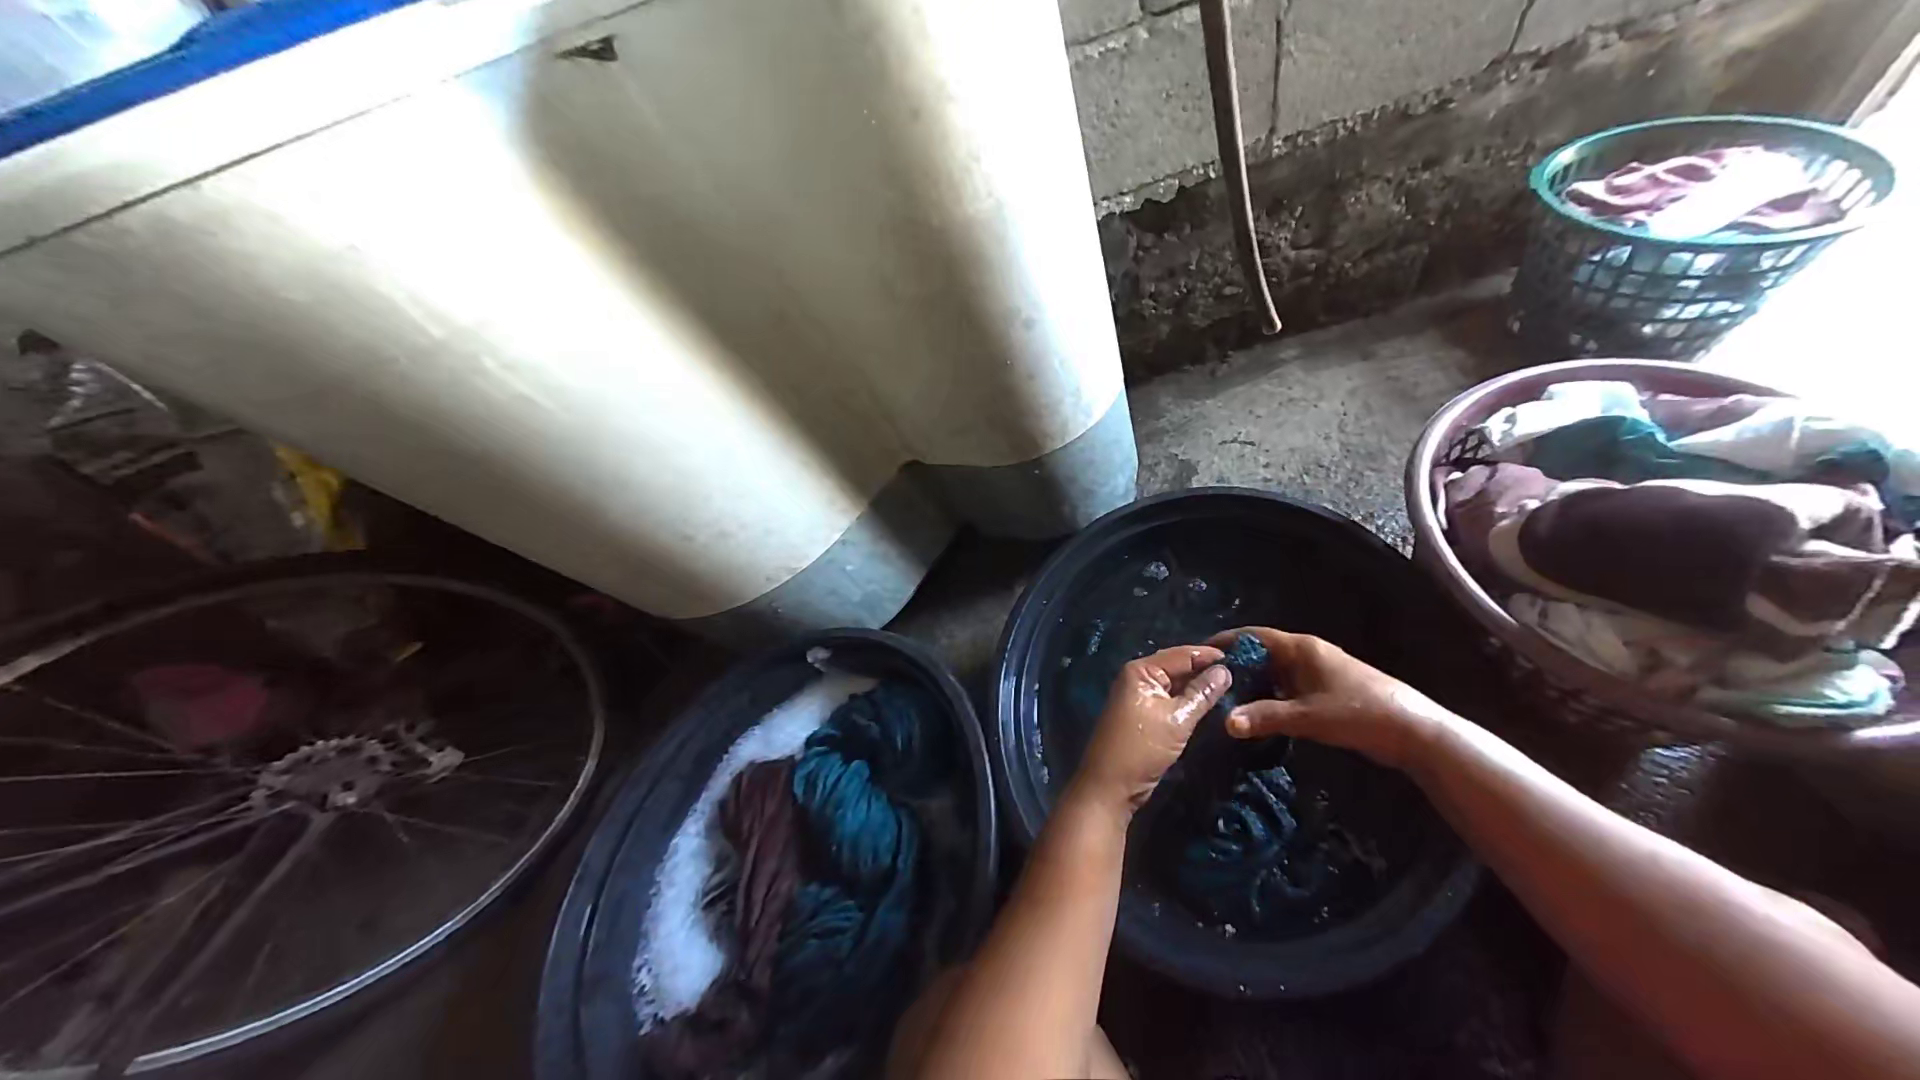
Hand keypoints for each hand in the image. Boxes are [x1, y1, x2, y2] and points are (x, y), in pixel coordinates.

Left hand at [1070, 645, 1231, 815]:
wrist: (1111, 786)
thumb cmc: (1141, 749)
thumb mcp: (1177, 720)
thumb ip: (1202, 693)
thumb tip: (1225, 670)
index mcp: (1141, 670)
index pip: (1183, 654)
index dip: (1212, 655)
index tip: (1244, 656)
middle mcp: (1139, 676)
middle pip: (1179, 666)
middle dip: (1207, 668)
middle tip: (1244, 669)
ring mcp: (1141, 695)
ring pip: (1177, 683)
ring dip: (1200, 684)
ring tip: (1236, 683)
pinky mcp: (1145, 713)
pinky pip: (1172, 698)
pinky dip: (1190, 699)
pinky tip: (1212, 701)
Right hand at [1205, 628, 1447, 770]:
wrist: (1414, 732)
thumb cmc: (1358, 713)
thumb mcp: (1306, 717)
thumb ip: (1264, 717)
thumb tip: (1225, 722)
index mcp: (1300, 648)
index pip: (1252, 636)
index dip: (1225, 642)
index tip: (1198, 654)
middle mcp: (1306, 654)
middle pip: (1259, 653)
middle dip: (1233, 665)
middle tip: (1204, 682)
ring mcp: (1316, 673)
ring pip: (1273, 672)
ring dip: (1251, 682)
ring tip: (1222, 698)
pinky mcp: (1324, 691)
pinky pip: (1285, 687)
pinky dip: (1267, 695)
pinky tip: (1255, 712)